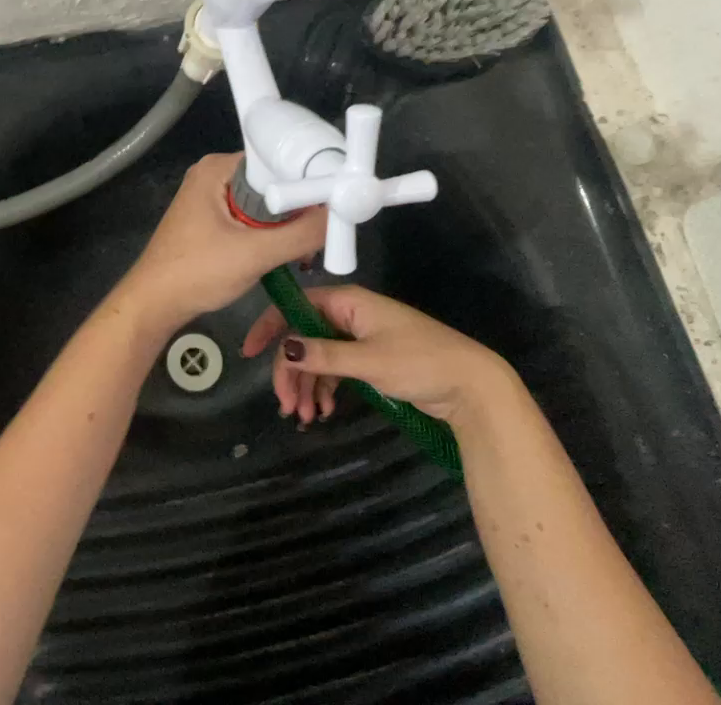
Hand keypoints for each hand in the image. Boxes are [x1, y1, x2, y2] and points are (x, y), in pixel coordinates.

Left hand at [116, 153, 326, 332]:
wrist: (154, 304)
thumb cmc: (197, 273)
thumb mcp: (255, 254)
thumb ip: (302, 233)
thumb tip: (341, 213)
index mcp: (218, 168)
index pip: (277, 159)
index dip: (307, 180)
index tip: (335, 202)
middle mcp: (213, 175)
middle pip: (273, 182)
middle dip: (298, 208)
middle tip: (319, 235)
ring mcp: (210, 198)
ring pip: (265, 204)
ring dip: (286, 226)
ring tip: (303, 251)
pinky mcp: (211, 221)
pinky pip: (251, 219)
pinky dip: (269, 235)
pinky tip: (284, 255)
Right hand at [240, 284, 515, 426]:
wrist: (472, 386)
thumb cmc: (420, 362)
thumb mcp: (368, 360)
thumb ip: (323, 354)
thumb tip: (284, 348)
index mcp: (348, 303)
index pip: (296, 308)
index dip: (270, 327)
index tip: (249, 353)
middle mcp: (350, 315)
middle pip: (303, 338)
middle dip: (291, 372)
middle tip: (287, 405)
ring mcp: (359, 338)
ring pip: (317, 358)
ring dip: (307, 386)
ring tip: (306, 417)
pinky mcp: (370, 359)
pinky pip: (334, 370)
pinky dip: (325, 389)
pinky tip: (325, 411)